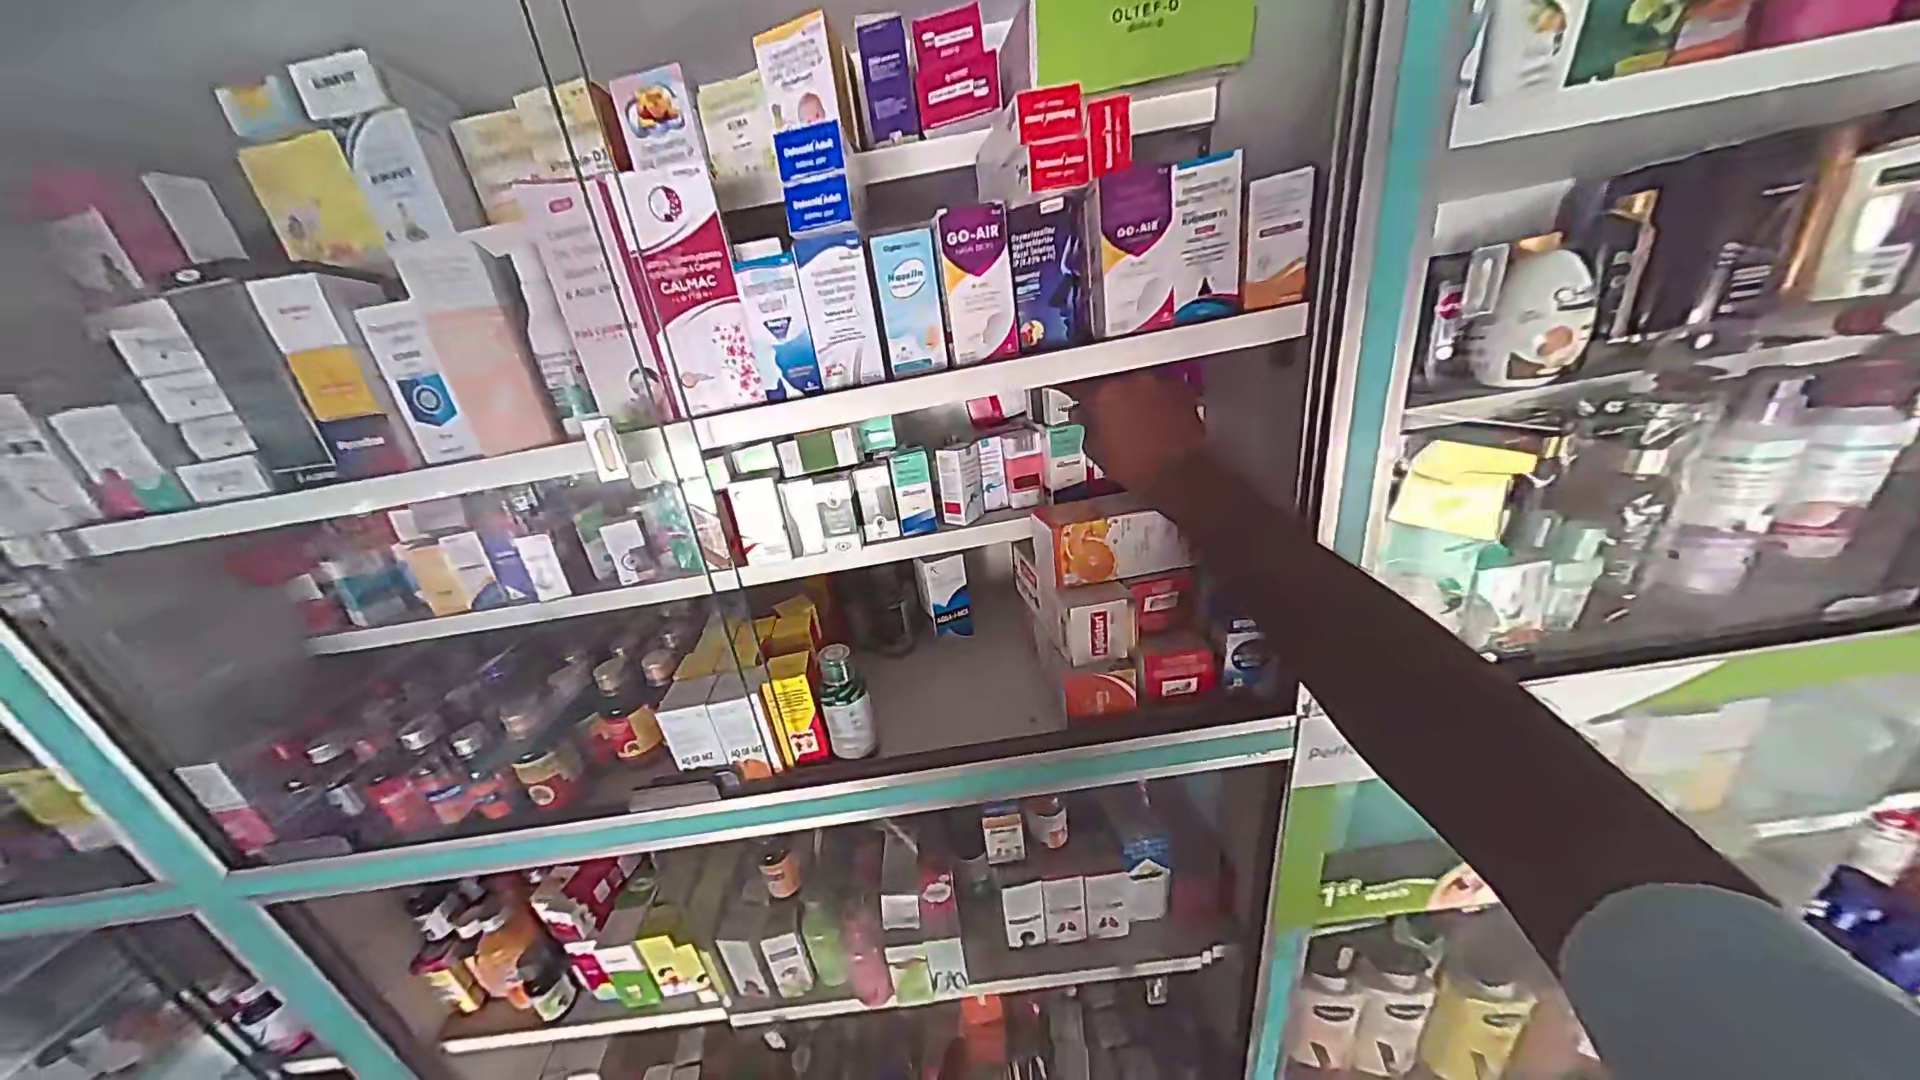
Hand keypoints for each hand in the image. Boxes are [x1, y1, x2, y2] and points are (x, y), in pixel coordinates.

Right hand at [1070, 372, 1206, 495]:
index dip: (1081, 401)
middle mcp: (1131, 381)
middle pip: (1114, 385)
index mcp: (1103, 394)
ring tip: (1136, 423)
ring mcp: (1158, 384)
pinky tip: (1156, 421)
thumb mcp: (1097, 452)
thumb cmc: (1137, 467)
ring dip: (1136, 400)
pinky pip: (1162, 392)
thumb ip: (1088, 429)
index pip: (1083, 390)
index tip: (1082, 407)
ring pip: (1139, 386)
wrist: (1177, 475)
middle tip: (1111, 419)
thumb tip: (1087, 422)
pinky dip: (1158, 402)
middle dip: (1111, 400)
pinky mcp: (1181, 392)